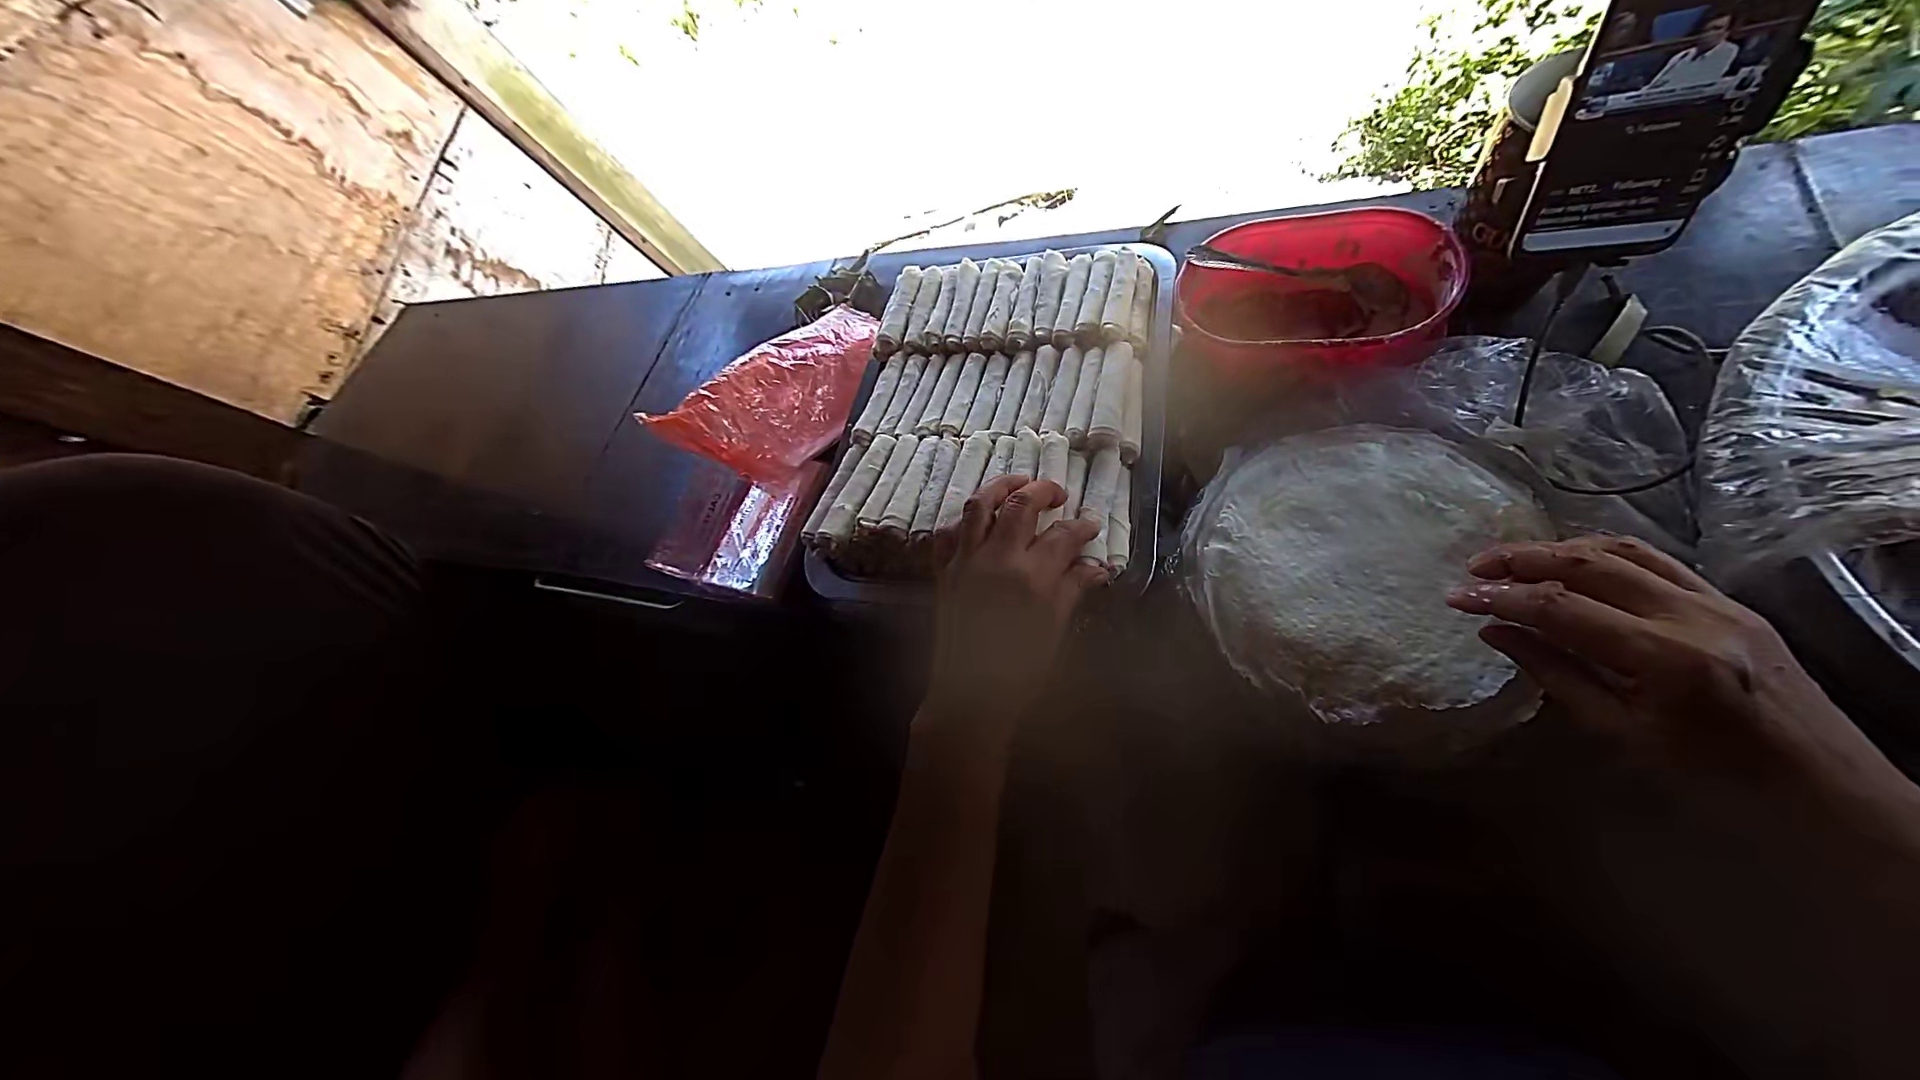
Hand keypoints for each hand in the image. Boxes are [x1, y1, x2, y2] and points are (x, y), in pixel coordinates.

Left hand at [925, 474, 1106, 737]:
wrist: (970, 694)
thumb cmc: (1020, 669)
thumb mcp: (1055, 629)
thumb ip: (1073, 589)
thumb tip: (1097, 565)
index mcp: (1031, 577)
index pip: (1062, 536)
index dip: (1081, 527)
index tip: (1090, 526)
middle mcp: (997, 560)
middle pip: (1020, 504)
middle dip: (1043, 490)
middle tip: (1058, 493)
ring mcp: (965, 562)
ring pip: (979, 505)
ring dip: (1000, 488)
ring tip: (1018, 484)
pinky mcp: (943, 572)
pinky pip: (947, 532)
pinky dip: (963, 521)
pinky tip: (977, 521)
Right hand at [1447, 535, 1912, 817]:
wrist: (1830, 794)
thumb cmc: (1714, 778)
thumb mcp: (1619, 733)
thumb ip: (1554, 673)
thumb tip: (1495, 632)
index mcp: (1668, 659)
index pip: (1562, 609)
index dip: (1500, 598)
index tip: (1456, 597)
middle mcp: (1697, 617)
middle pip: (1590, 565)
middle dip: (1521, 560)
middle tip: (1473, 569)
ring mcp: (1721, 604)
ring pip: (1623, 551)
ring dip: (1558, 548)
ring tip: (1511, 561)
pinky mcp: (1732, 604)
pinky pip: (1656, 561)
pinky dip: (1602, 553)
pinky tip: (1570, 562)